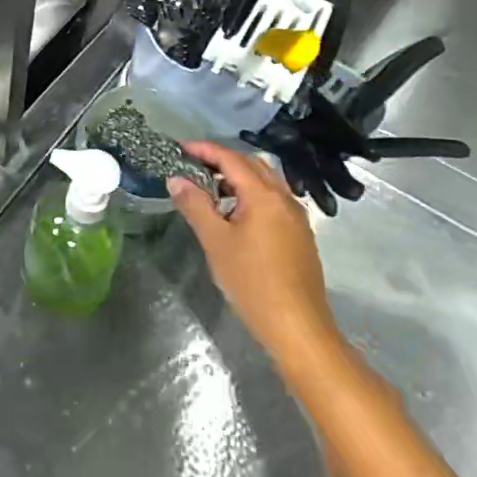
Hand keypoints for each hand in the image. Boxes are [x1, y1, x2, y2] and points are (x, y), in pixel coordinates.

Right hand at [169, 142, 340, 369]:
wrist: (298, 327)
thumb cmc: (253, 283)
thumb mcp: (216, 243)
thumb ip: (195, 206)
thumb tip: (176, 179)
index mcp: (264, 195)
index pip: (231, 159)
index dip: (205, 150)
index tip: (181, 148)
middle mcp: (284, 198)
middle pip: (252, 165)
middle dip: (222, 161)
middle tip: (194, 168)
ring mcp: (296, 216)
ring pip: (266, 182)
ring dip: (239, 179)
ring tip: (211, 192)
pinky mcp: (300, 234)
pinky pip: (274, 200)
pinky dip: (252, 196)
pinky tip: (237, 217)